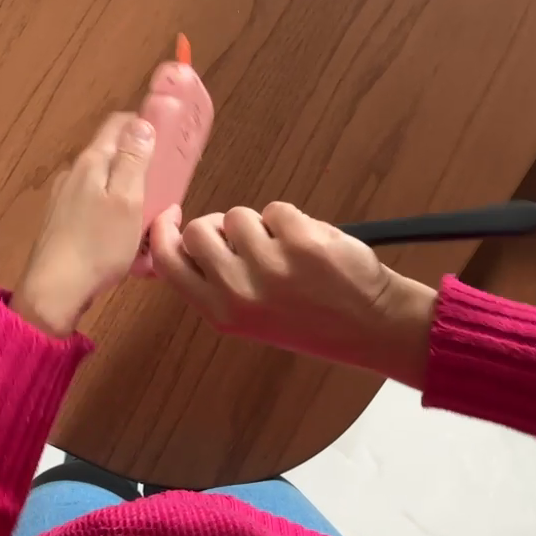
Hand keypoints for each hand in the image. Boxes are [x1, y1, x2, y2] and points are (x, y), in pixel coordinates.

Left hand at [14, 113, 156, 336]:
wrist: (54, 291)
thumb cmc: (98, 245)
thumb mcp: (127, 200)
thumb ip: (133, 160)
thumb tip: (140, 123)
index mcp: (91, 162)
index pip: (117, 124)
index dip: (143, 125)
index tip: (167, 140)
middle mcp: (73, 174)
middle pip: (111, 157)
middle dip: (139, 169)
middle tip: (165, 191)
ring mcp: (63, 199)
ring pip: (104, 187)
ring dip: (128, 199)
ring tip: (149, 225)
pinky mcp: (60, 224)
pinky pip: (94, 211)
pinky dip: (113, 219)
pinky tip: (125, 245)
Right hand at [147, 201, 438, 387]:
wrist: (372, 326)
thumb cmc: (306, 320)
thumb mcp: (244, 317)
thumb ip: (211, 282)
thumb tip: (183, 236)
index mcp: (219, 311)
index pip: (167, 261)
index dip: (163, 232)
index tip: (171, 216)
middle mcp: (238, 291)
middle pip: (199, 229)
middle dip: (219, 227)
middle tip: (245, 242)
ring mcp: (270, 265)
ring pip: (238, 215)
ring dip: (259, 224)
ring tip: (284, 250)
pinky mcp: (301, 242)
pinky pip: (276, 209)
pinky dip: (292, 220)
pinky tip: (308, 247)